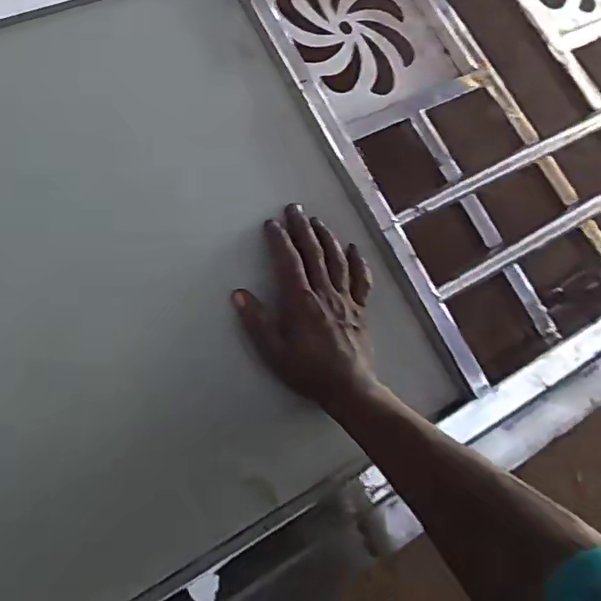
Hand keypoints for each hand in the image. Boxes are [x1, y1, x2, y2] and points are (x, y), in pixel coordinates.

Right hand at [233, 203, 379, 410]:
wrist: (351, 391)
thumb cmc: (307, 371)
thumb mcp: (273, 351)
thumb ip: (256, 320)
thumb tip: (238, 293)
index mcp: (301, 302)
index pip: (288, 262)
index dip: (279, 240)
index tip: (271, 224)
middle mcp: (325, 295)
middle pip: (314, 254)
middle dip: (302, 229)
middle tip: (294, 209)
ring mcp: (346, 301)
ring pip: (337, 261)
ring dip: (326, 238)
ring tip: (316, 222)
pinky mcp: (360, 310)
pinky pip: (361, 280)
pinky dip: (357, 262)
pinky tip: (353, 249)